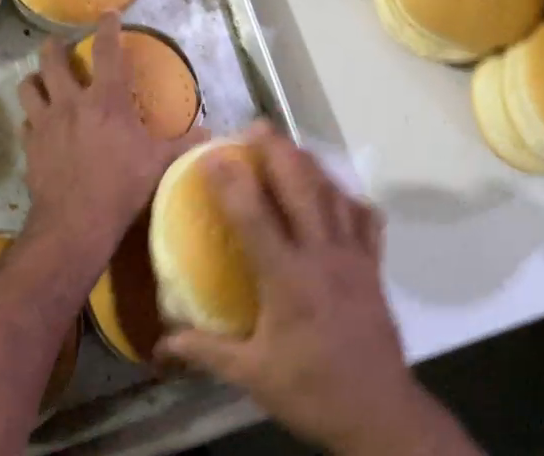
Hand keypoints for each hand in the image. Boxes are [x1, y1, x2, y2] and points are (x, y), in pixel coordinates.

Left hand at [18, 12, 203, 260]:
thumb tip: (211, 135)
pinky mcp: (29, 145)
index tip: (108, 12)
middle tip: (59, 45)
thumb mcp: (160, 163)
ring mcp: (45, 122)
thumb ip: (184, 145)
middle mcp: (71, 102)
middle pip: (52, 59)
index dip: (108, 27)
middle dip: (54, 46)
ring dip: (35, 78)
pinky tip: (38, 123)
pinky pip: (25, 121)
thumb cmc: (122, 186)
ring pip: (29, 85)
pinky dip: (31, 117)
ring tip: (42, 80)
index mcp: (106, 100)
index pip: (107, 51)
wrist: (76, 221)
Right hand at [157, 124, 477, 455]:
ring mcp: (355, 257)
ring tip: (289, 146)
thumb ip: (205, 352)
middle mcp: (323, 256)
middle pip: (301, 187)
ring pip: (334, 193)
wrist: (382, 416)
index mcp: (288, 279)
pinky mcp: (375, 267)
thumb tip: (161, 343)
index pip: (254, 216)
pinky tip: (336, 191)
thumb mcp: (253, 376)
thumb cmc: (312, 391)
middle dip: (277, 151)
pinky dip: (348, 196)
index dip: (231, 181)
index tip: (211, 154)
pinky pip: (365, 218)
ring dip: (310, 163)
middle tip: (255, 127)